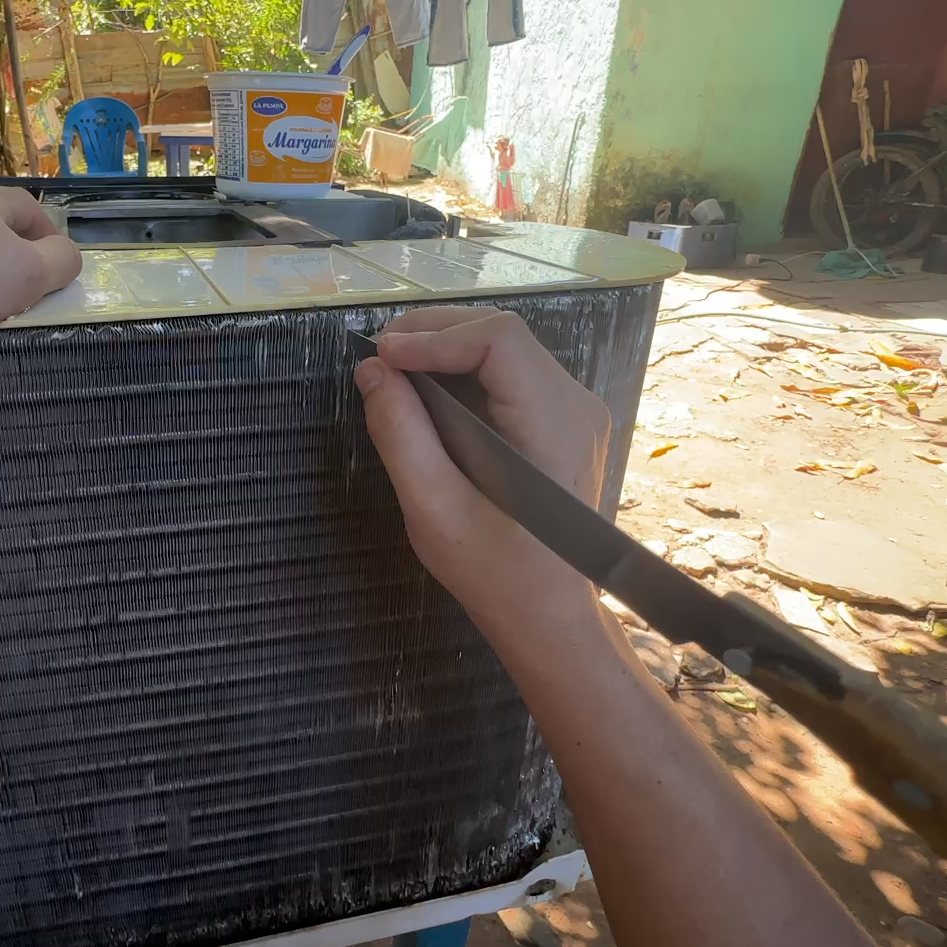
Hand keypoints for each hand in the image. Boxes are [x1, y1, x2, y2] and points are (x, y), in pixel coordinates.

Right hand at [354, 307, 611, 644]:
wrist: (546, 613)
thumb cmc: (494, 572)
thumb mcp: (433, 508)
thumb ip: (401, 434)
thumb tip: (371, 370)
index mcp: (555, 423)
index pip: (498, 341)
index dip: (434, 336)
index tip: (381, 355)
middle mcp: (574, 404)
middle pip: (501, 335)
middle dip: (433, 334)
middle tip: (377, 355)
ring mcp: (570, 411)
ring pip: (501, 350)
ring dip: (442, 349)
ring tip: (392, 368)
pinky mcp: (556, 422)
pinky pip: (504, 376)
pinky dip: (457, 372)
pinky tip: (423, 390)